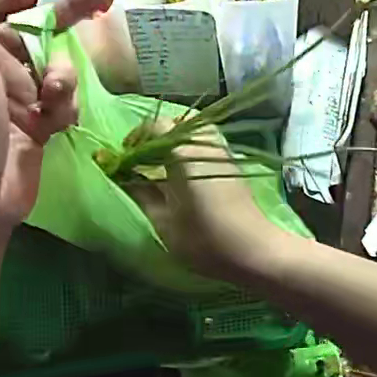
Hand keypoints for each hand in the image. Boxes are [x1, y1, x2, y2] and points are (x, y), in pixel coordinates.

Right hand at [132, 127, 284, 281]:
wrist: (253, 251)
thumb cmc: (203, 239)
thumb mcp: (163, 220)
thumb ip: (141, 193)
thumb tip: (123, 176)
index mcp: (184, 154)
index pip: (156, 127)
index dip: (136, 138)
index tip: (124, 157)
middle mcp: (205, 144)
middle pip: (177, 124)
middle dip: (155, 135)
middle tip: (142, 158)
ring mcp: (222, 152)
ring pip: (194, 131)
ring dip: (174, 141)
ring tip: (161, 164)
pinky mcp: (232, 164)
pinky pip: (206, 143)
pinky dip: (190, 149)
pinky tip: (182, 172)